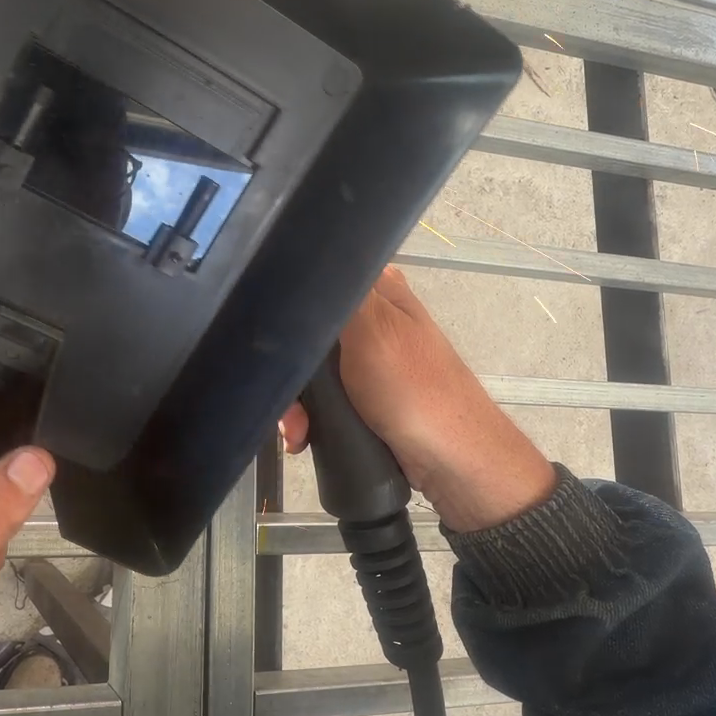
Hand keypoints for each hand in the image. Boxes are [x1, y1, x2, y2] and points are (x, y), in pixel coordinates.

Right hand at [281, 267, 554, 531]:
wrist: (450, 463)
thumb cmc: (413, 389)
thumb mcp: (375, 329)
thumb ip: (342, 292)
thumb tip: (308, 252)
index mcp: (378, 291)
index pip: (319, 277)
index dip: (287, 299)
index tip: (264, 327)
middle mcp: (370, 320)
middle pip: (304, 329)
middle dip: (287, 368)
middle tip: (284, 399)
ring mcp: (364, 360)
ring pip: (307, 368)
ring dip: (295, 401)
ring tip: (295, 429)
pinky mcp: (360, 396)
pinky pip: (318, 398)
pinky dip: (307, 417)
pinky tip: (301, 436)